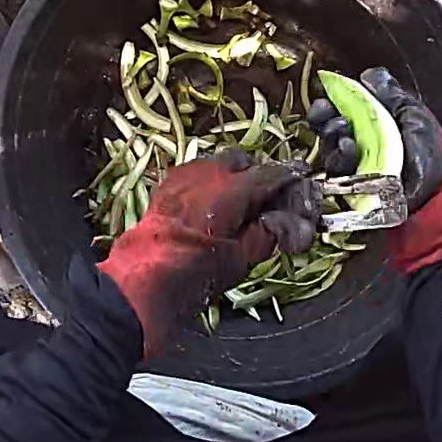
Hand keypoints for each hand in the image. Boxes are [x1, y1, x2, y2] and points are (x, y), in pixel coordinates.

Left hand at [98, 150, 318, 356]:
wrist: (142, 280)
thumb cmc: (195, 273)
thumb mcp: (241, 259)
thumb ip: (268, 234)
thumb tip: (287, 222)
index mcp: (233, 187)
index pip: (272, 173)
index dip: (290, 179)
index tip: (300, 183)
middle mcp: (209, 171)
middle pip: (243, 161)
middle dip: (257, 175)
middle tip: (265, 199)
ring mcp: (184, 174)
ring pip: (217, 164)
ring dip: (231, 177)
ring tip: (237, 203)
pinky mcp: (167, 184)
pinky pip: (196, 174)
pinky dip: (209, 183)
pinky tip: (210, 205)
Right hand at [310, 68, 441, 272]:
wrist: (432, 198)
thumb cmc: (429, 158)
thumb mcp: (415, 116)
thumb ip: (391, 95)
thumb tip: (368, 74)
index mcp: (373, 122)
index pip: (342, 105)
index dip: (331, 99)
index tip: (328, 95)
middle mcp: (358, 141)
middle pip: (327, 124)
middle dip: (324, 116)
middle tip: (328, 113)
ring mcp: (351, 165)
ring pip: (328, 144)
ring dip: (332, 134)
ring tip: (345, 133)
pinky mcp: (347, 185)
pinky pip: (333, 168)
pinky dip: (340, 156)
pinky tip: (350, 149)